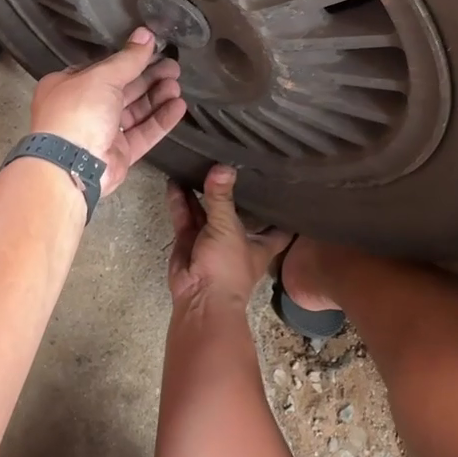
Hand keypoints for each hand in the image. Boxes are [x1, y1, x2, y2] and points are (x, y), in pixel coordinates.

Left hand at [30, 28, 186, 195]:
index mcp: (69, 86)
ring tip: (177, 85)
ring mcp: (101, 132)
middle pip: (122, 89)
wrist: (72, 166)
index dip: (128, 59)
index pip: (103, 68)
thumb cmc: (76, 114)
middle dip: (148, 77)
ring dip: (156, 97)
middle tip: (173, 66)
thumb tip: (145, 35)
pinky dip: (160, 120)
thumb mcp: (102, 77)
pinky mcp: (118, 153)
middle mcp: (83, 109)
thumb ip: (128, 58)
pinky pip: (143, 133)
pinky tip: (178, 107)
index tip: (152, 51)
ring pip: (134, 111)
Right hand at [167, 166, 289, 311]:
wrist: (199, 297)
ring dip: (200, 191)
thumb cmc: (227, 266)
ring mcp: (211, 240)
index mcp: (260, 242)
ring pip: (206, 210)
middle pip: (236, 211)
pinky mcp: (189, 241)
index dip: (280, 208)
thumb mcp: (228, 228)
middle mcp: (237, 239)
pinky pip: (185, 217)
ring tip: (197, 163)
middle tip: (230, 159)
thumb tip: (223, 166)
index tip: (283, 186)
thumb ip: (222, 198)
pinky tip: (174, 180)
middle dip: (232, 191)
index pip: (278, 225)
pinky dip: (179, 201)